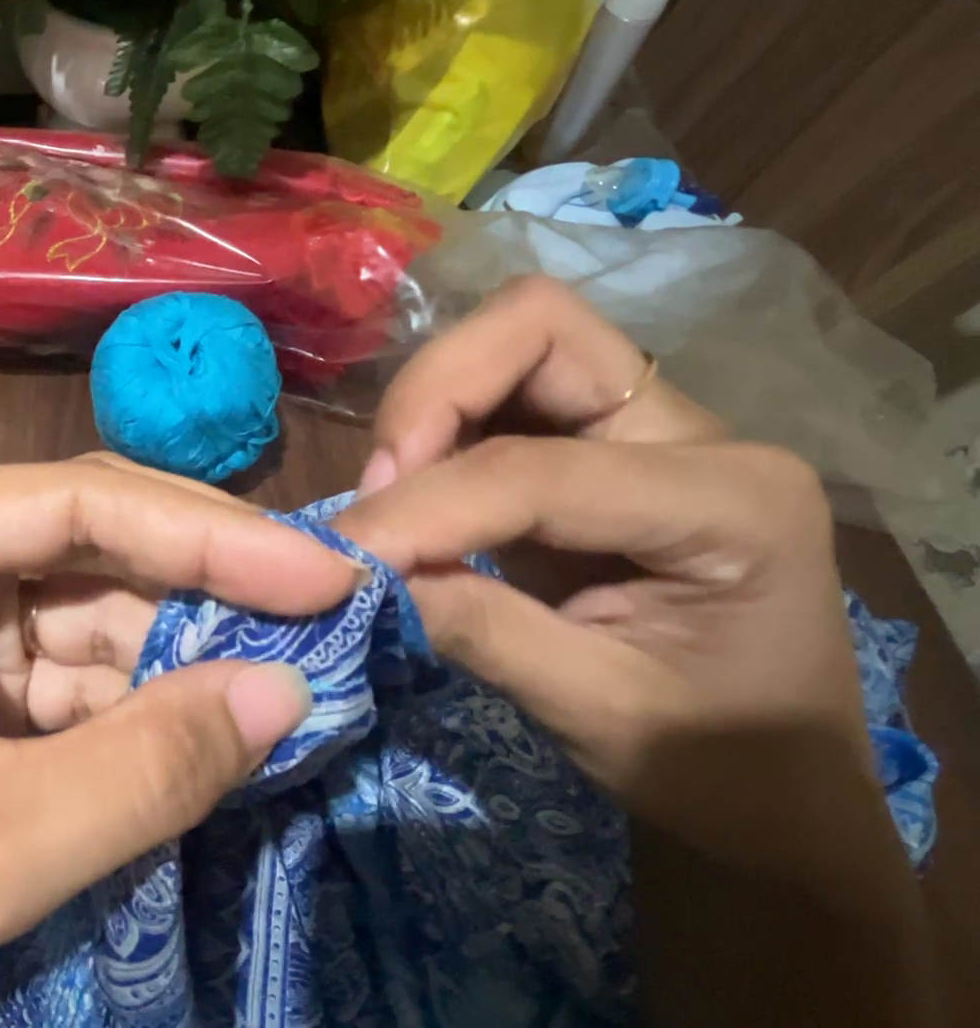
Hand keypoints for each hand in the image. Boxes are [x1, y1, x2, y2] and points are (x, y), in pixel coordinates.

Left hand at [0, 457, 358, 1026]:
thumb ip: (149, 767)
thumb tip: (289, 693)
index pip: (70, 502)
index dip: (205, 534)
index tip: (321, 574)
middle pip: (92, 537)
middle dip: (205, 580)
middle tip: (328, 610)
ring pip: (101, 600)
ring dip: (190, 641)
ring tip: (293, 669)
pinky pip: (86, 662)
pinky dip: (154, 691)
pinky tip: (221, 713)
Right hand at [337, 276, 896, 881]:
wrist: (772, 786)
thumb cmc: (714, 766)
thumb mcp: (596, 712)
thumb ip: (477, 630)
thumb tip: (357, 574)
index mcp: (731, 500)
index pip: (535, 469)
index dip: (423, 506)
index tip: (343, 555)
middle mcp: (691, 433)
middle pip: (535, 328)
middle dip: (430, 396)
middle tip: (378, 488)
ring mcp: (642, 430)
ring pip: (509, 343)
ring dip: (425, 406)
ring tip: (388, 497)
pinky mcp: (592, 448)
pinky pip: (494, 395)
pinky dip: (432, 430)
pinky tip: (411, 496)